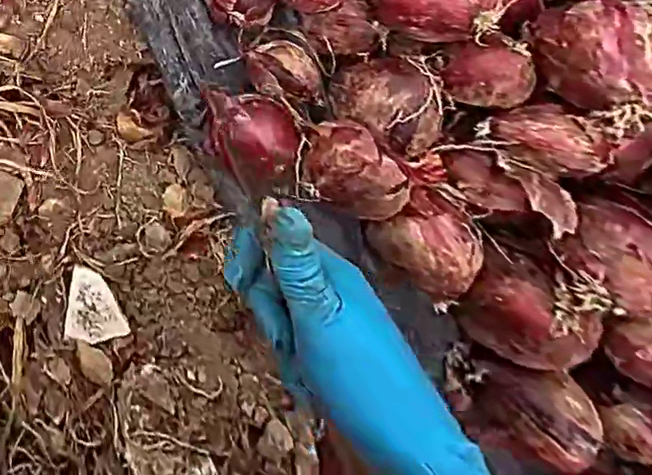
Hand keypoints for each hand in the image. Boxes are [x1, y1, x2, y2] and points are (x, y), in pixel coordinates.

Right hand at [226, 205, 489, 474]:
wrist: (413, 458)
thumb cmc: (363, 381)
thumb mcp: (318, 315)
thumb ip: (293, 261)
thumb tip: (273, 201)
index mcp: (330, 269)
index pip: (273, 234)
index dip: (250, 254)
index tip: (238, 283)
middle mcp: (329, 288)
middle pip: (271, 275)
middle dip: (266, 308)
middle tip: (284, 338)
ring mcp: (330, 321)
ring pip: (278, 312)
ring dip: (278, 342)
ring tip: (299, 369)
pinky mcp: (329, 353)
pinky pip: (292, 344)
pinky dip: (291, 365)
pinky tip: (307, 388)